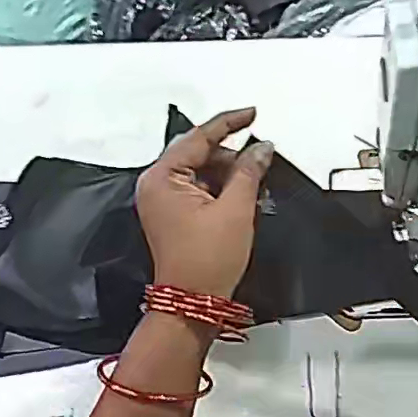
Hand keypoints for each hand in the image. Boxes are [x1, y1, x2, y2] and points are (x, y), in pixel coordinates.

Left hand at [136, 108, 275, 297]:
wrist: (194, 302)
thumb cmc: (206, 262)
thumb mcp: (235, 209)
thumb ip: (249, 171)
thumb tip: (261, 148)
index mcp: (162, 178)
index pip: (198, 137)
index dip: (229, 124)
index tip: (251, 114)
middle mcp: (156, 186)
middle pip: (198, 154)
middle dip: (231, 156)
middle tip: (261, 160)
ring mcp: (163, 201)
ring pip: (201, 172)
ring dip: (228, 174)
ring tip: (254, 185)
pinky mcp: (172, 215)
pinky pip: (198, 189)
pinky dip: (220, 189)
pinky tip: (241, 196)